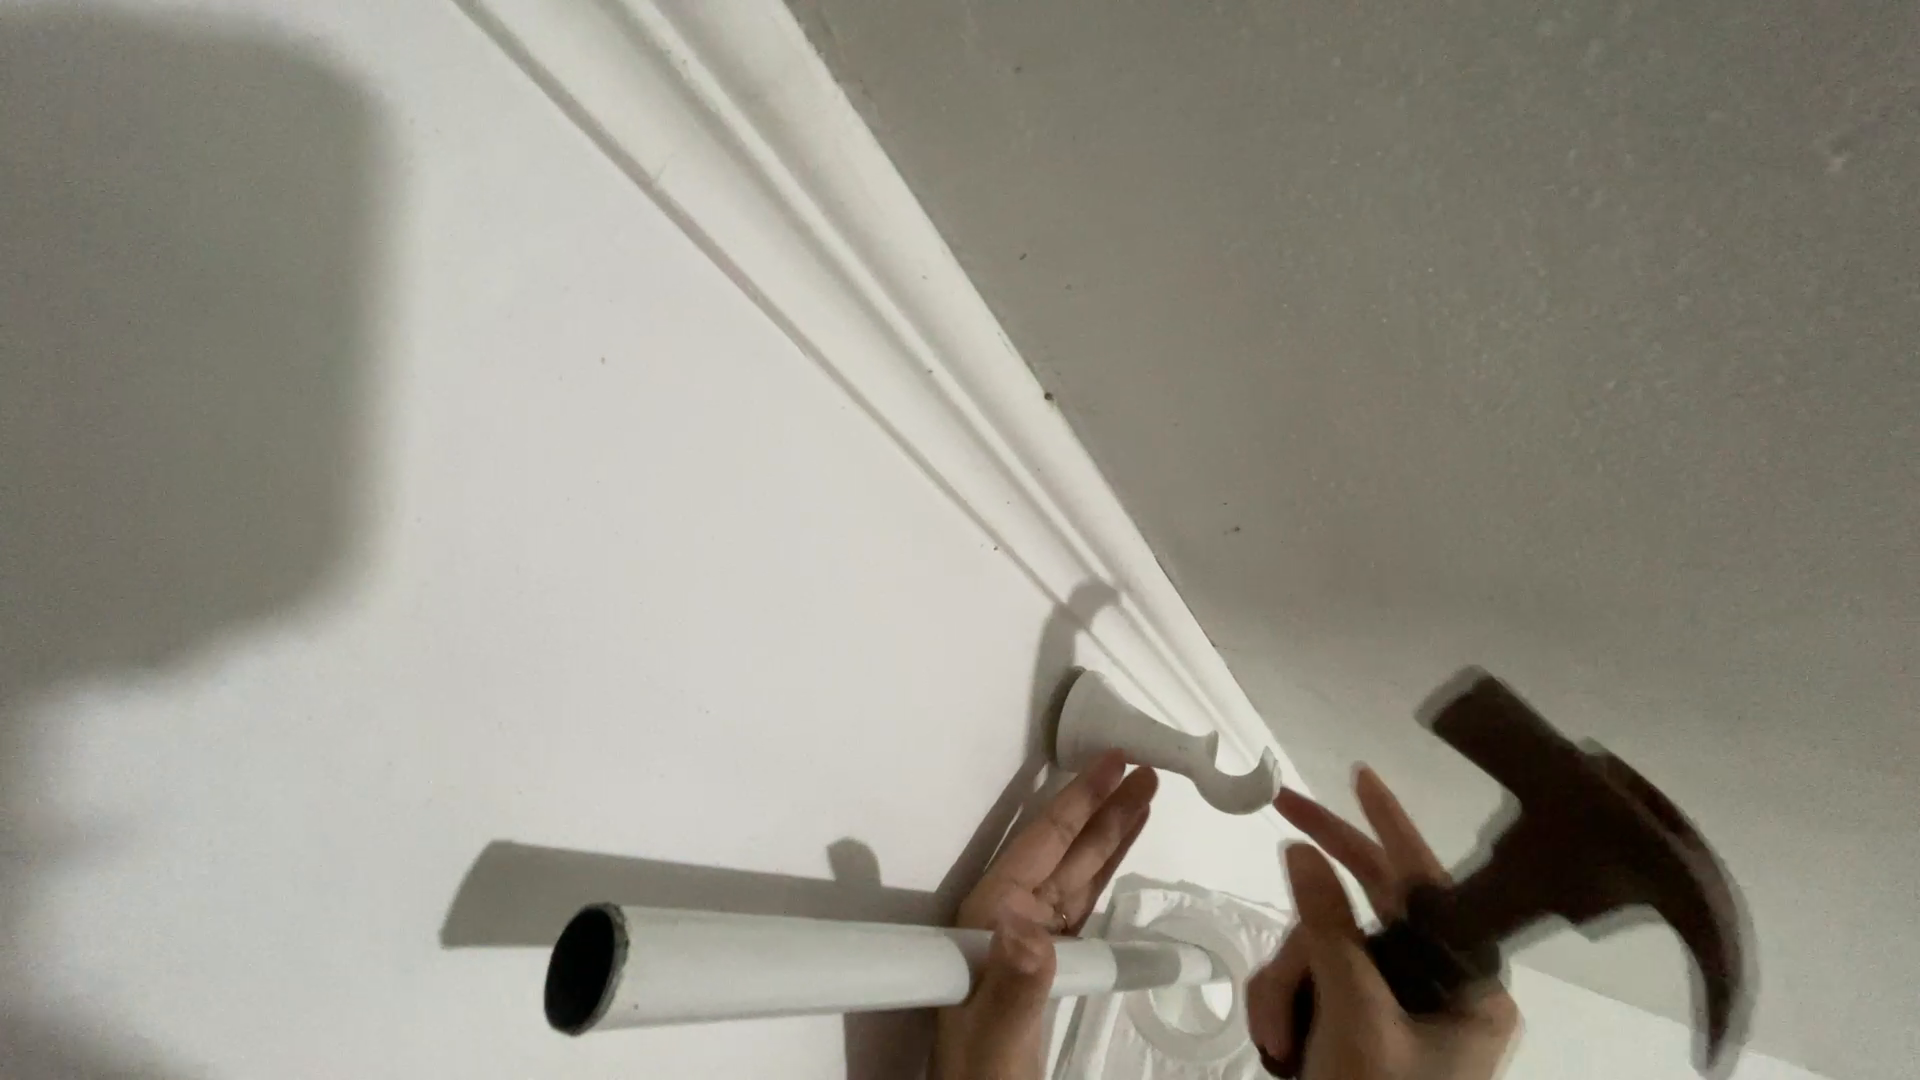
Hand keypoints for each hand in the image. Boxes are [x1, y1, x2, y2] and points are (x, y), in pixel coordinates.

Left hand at [934, 750, 1158, 1079]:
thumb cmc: (982, 1074)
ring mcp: (1032, 932)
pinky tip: (1123, 852)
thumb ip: (1015, 982)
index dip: (1079, 799)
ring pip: (1080, 868)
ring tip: (1146, 796)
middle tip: (1142, 766)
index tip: (1110, 762)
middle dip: (1104, 805)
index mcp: (993, 913)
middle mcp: (1011, 911)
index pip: (1043, 842)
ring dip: (1112, 832)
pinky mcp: (1053, 955)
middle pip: (1066, 846)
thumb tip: (1025, 927)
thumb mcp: (997, 1033)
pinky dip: (1108, 870)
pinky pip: (1085, 899)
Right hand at [1247, 768, 1519, 1079]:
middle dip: (1311, 902)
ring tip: (1275, 1034)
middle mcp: (1433, 987)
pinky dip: (1280, 1002)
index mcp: (1467, 988)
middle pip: (1362, 905)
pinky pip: (1303, 978)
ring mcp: (1387, 1004)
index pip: (1428, 883)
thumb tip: (1301, 850)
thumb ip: (1328, 928)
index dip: (1392, 825)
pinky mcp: (1349, 1020)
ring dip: (1284, 980)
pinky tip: (1277, 1043)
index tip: (1358, 777)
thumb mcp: (1355, 1018)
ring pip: (1317, 943)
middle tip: (1280, 810)